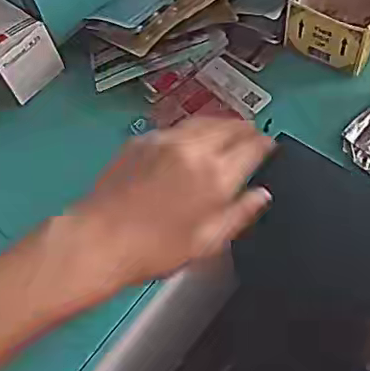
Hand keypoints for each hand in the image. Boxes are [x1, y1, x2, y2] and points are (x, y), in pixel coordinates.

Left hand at [62, 118, 274, 296]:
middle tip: (253, 135)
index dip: (266, 145)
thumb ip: (239, 214)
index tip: (270, 147)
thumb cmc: (154, 250)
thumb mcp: (206, 242)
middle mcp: (193, 148)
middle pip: (229, 126)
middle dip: (246, 129)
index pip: (252, 148)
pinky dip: (192, 130)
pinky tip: (192, 141)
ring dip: (221, 123)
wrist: (99, 239)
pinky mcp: (143, 139)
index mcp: (214, 175)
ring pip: (203, 120)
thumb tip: (261, 195)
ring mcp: (165, 139)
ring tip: (229, 130)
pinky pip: (177, 128)